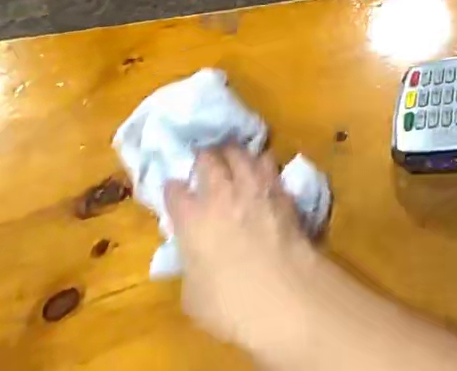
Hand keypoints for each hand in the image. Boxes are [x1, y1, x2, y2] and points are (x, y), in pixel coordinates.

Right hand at [164, 146, 320, 356]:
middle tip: (204, 159)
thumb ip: (191, 264)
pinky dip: (262, 162)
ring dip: (235, 153)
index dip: (173, 189)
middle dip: (204, 157)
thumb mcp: (193, 294)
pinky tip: (262, 167)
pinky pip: (269, 164)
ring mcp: (254, 187)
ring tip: (233, 156)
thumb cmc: (229, 303)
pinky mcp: (282, 189)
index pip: (175, 192)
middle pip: (210, 160)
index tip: (174, 188)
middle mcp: (222, 194)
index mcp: (192, 220)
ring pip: (242, 154)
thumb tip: (196, 254)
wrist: (283, 289)